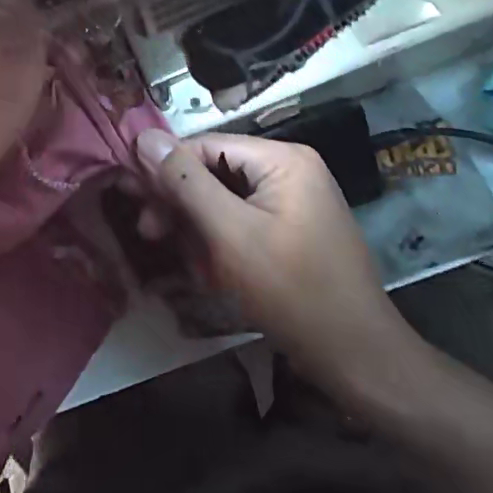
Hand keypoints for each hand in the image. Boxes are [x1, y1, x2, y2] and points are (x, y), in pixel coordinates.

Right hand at [134, 129, 412, 379]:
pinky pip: (245, 221)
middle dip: (182, 202)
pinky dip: (222, 241)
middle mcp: (291, 169)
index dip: (166, 169)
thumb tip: (144, 137)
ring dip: (199, 227)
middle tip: (150, 233)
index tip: (135, 203)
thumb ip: (185, 183)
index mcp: (283, 158)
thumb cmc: (291, 290)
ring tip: (187, 261)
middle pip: (217, 171)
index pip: (206, 145)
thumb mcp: (230, 234)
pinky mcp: (294, 229)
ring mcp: (295, 200)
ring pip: (227, 199)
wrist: (357, 354)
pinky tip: (211, 270)